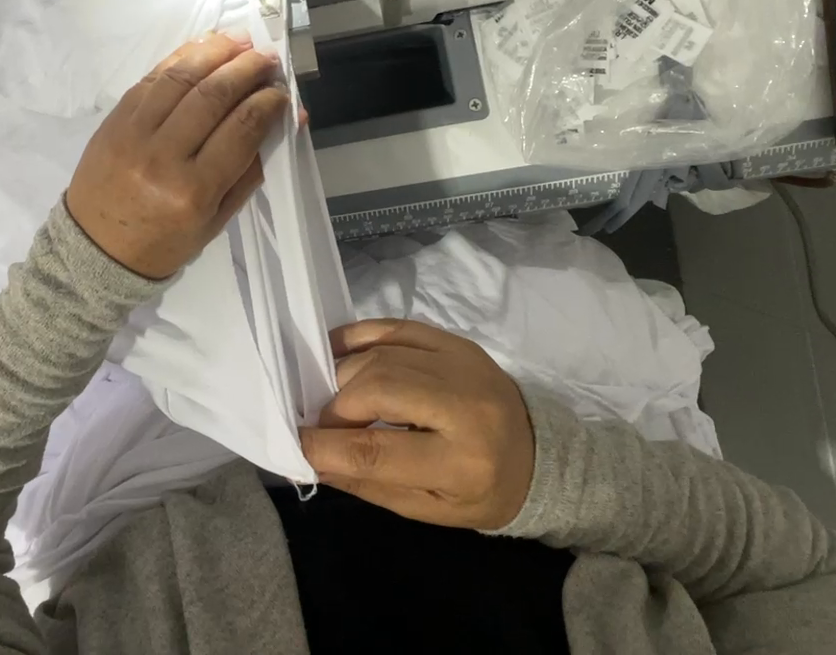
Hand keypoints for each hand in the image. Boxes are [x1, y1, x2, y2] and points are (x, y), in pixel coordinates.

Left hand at [66, 34, 288, 279]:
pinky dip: (181, 57)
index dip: (267, 101)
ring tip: (240, 40)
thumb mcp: (217, 219)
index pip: (240, 128)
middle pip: (212, 95)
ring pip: (180, 77)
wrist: (96, 248)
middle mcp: (162, 157)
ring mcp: (133, 133)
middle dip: (246, 68)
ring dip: (215, 51)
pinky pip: (151, 78)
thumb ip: (252, 167)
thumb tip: (287, 118)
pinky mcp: (114, 119)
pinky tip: (203, 47)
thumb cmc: (164, 241)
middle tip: (268, 57)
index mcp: (193, 191)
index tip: (282, 89)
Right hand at [299, 319, 535, 529]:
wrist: (540, 454)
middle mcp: (465, 405)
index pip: (377, 450)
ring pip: (381, 355)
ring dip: (342, 374)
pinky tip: (338, 354)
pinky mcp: (454, 340)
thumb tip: (310, 457)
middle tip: (323, 423)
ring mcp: (461, 363)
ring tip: (333, 396)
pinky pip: (393, 326)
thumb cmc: (481, 491)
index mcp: (462, 462)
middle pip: (377, 388)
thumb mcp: (429, 509)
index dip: (326, 445)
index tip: (295, 444)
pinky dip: (358, 338)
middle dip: (336, 406)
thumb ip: (368, 482)